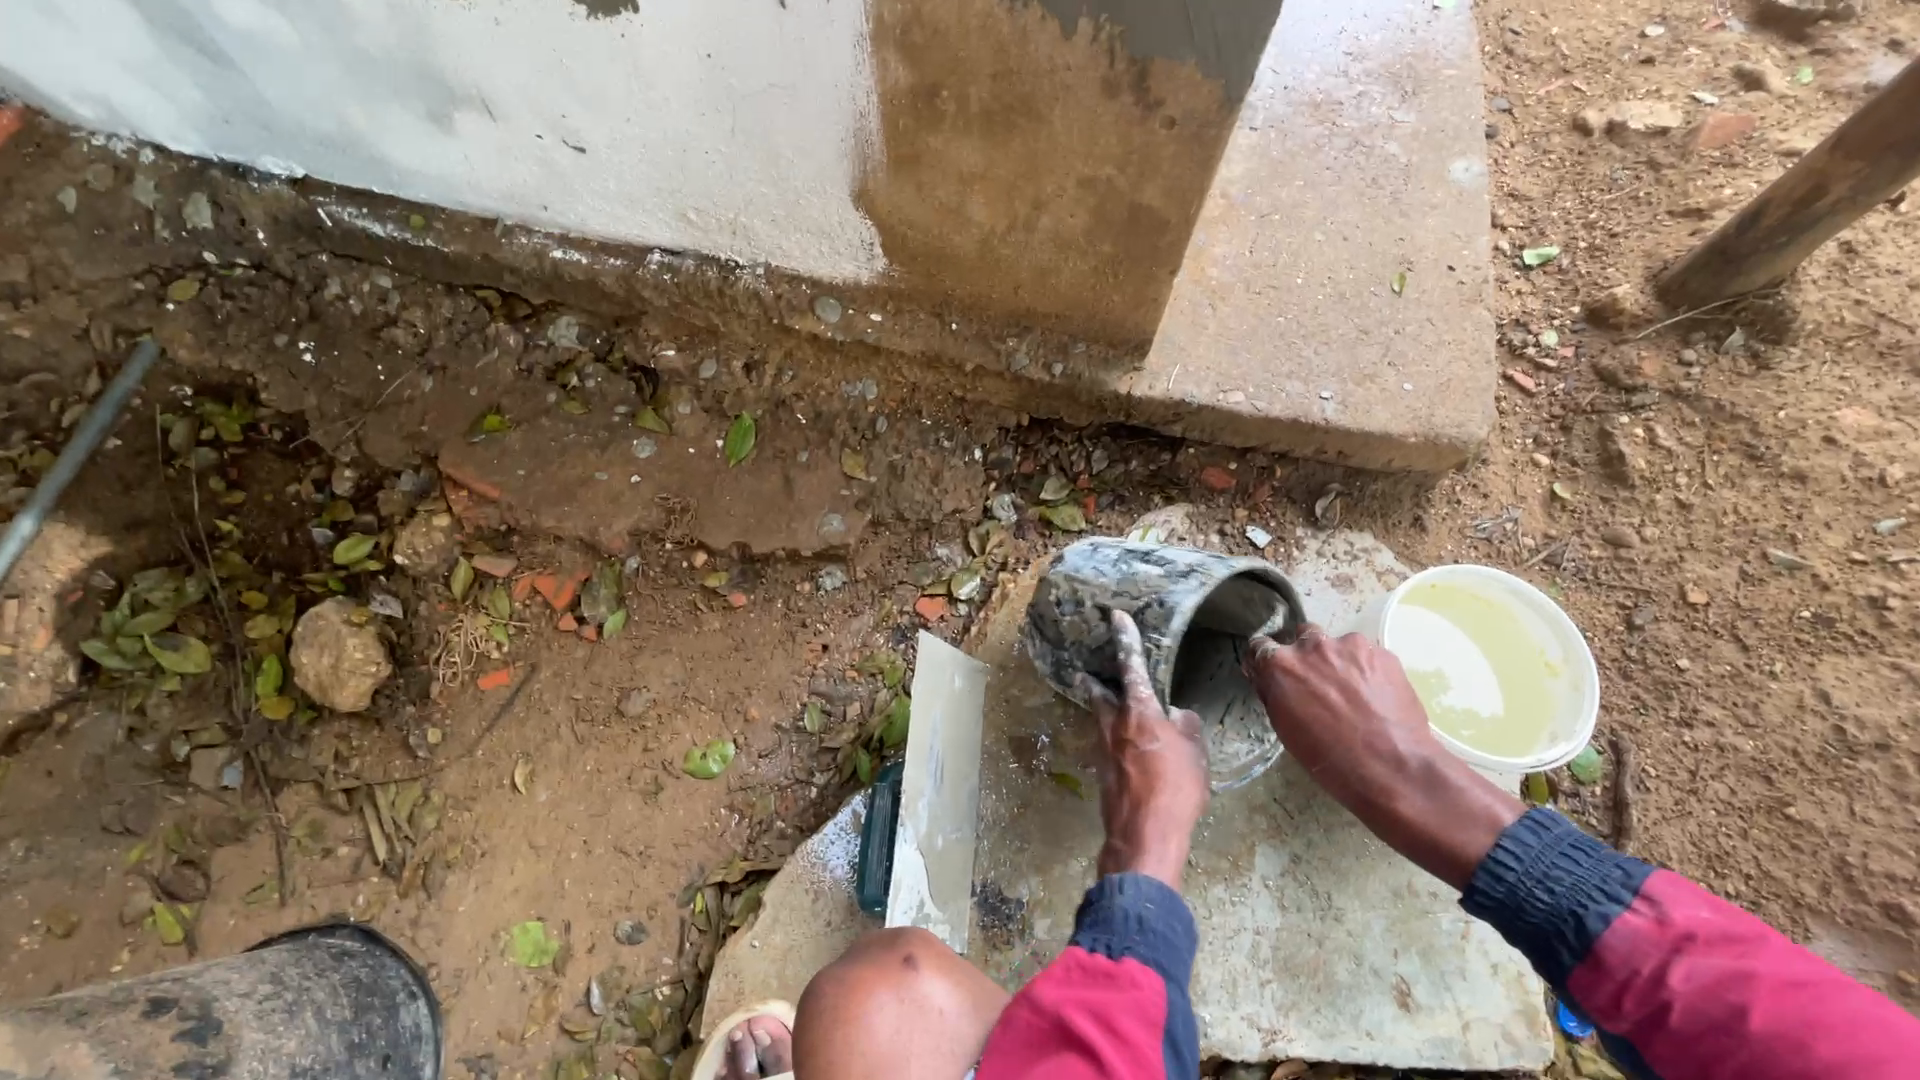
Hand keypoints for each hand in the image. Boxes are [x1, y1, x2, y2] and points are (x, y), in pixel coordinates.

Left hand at [1079, 609, 1208, 891]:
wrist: (1144, 832)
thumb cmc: (1176, 789)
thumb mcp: (1195, 754)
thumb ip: (1185, 728)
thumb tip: (1176, 715)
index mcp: (1140, 711)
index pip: (1132, 665)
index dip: (1125, 639)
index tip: (1115, 617)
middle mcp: (1114, 724)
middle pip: (1100, 694)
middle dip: (1094, 681)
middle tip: (1088, 673)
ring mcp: (1103, 748)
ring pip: (1100, 720)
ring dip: (1104, 712)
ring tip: (1113, 710)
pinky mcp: (1101, 771)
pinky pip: (1106, 745)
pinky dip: (1114, 741)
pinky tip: (1128, 752)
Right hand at [1242, 625, 1437, 804]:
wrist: (1392, 767)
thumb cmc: (1328, 757)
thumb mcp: (1284, 727)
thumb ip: (1272, 692)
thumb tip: (1266, 677)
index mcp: (1280, 665)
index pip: (1260, 645)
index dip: (1267, 659)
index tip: (1275, 672)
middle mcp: (1312, 646)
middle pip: (1301, 636)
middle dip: (1306, 655)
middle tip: (1318, 683)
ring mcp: (1351, 646)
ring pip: (1338, 645)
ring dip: (1338, 661)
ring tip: (1353, 692)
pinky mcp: (1383, 653)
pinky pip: (1367, 655)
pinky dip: (1366, 670)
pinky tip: (1376, 696)